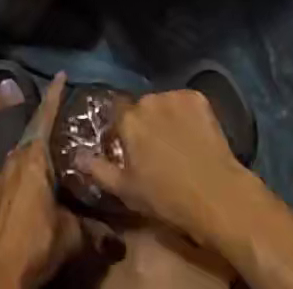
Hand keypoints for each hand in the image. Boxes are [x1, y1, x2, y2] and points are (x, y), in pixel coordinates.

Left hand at [0, 73, 83, 288]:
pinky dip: (23, 165)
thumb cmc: (37, 243)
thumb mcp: (73, 233)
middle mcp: (14, 159)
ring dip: (33, 143)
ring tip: (49, 141)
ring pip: (19, 151)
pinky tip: (32, 175)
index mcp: (34, 157)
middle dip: (45, 118)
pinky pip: (11, 170)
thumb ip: (94, 225)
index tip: (61, 75)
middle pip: (31, 130)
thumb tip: (117, 236)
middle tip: (61, 110)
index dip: (54, 94)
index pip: (45, 116)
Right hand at [75, 89, 252, 234]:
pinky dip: (186, 113)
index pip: (117, 113)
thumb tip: (77, 156)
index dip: (121, 130)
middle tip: (154, 147)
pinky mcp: (199, 97)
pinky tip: (193, 133)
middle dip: (144, 122)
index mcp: (128, 120)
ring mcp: (176, 96)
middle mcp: (149, 100)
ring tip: (176, 141)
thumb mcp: (125, 190)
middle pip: (142, 107)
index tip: (127, 146)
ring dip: (165, 116)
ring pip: (164, 103)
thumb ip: (98, 170)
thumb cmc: (165, 197)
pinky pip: (186, 102)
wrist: (214, 192)